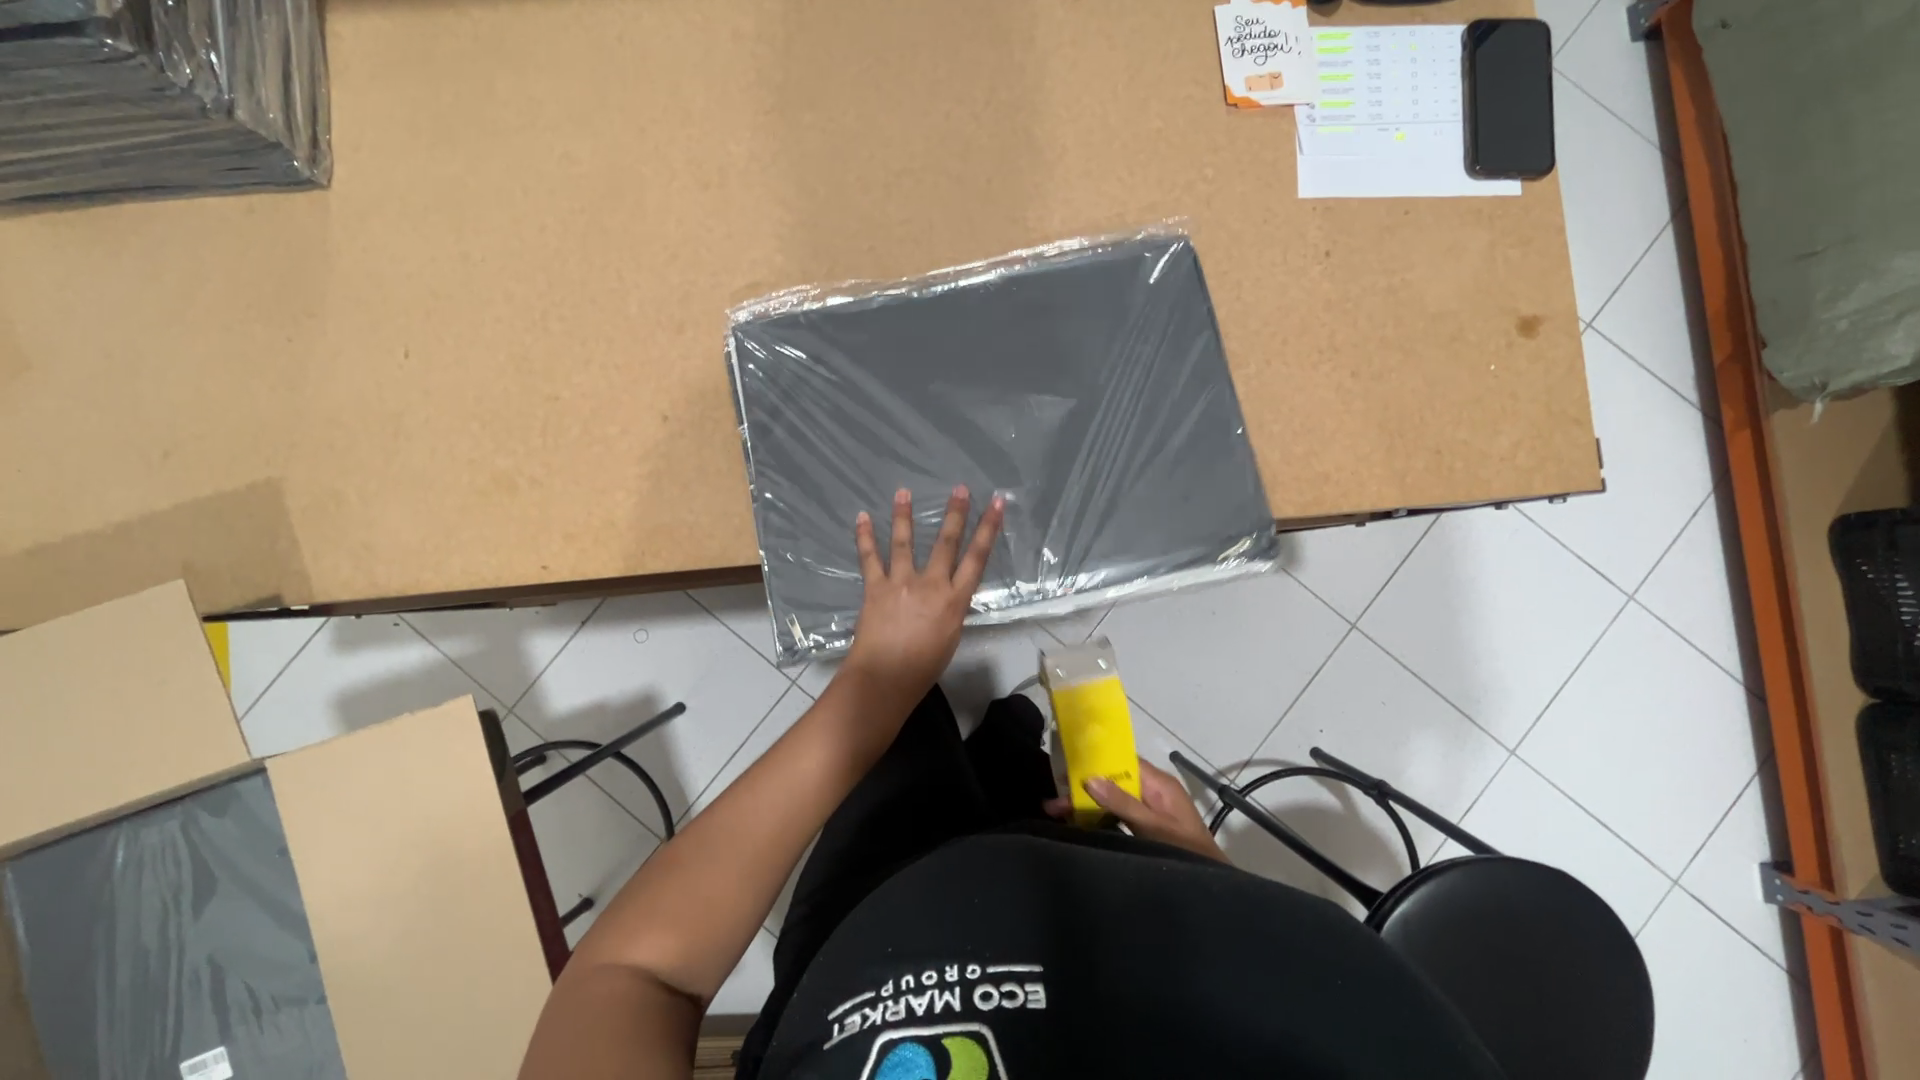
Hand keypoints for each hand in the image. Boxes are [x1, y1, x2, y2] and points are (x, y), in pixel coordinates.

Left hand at [838, 486, 1004, 707]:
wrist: (887, 676)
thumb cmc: (923, 667)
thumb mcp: (950, 638)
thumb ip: (949, 612)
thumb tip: (947, 598)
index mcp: (955, 600)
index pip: (977, 558)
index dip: (988, 530)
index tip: (995, 504)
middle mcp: (931, 585)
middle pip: (946, 543)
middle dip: (954, 514)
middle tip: (959, 489)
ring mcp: (901, 583)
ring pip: (904, 542)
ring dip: (904, 515)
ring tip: (903, 492)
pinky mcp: (876, 587)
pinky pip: (870, 558)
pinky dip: (865, 537)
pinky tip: (863, 517)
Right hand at [1047, 760, 1228, 862]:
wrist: (1213, 885)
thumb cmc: (1186, 851)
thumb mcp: (1153, 827)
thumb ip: (1122, 803)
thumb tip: (1089, 778)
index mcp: (1159, 784)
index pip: (1122, 761)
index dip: (1095, 763)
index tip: (1066, 771)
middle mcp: (1153, 792)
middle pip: (1113, 782)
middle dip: (1084, 790)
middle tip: (1053, 804)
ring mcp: (1150, 810)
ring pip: (1113, 800)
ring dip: (1087, 806)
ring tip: (1056, 814)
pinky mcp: (1147, 829)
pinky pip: (1117, 817)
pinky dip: (1098, 819)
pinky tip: (1077, 826)